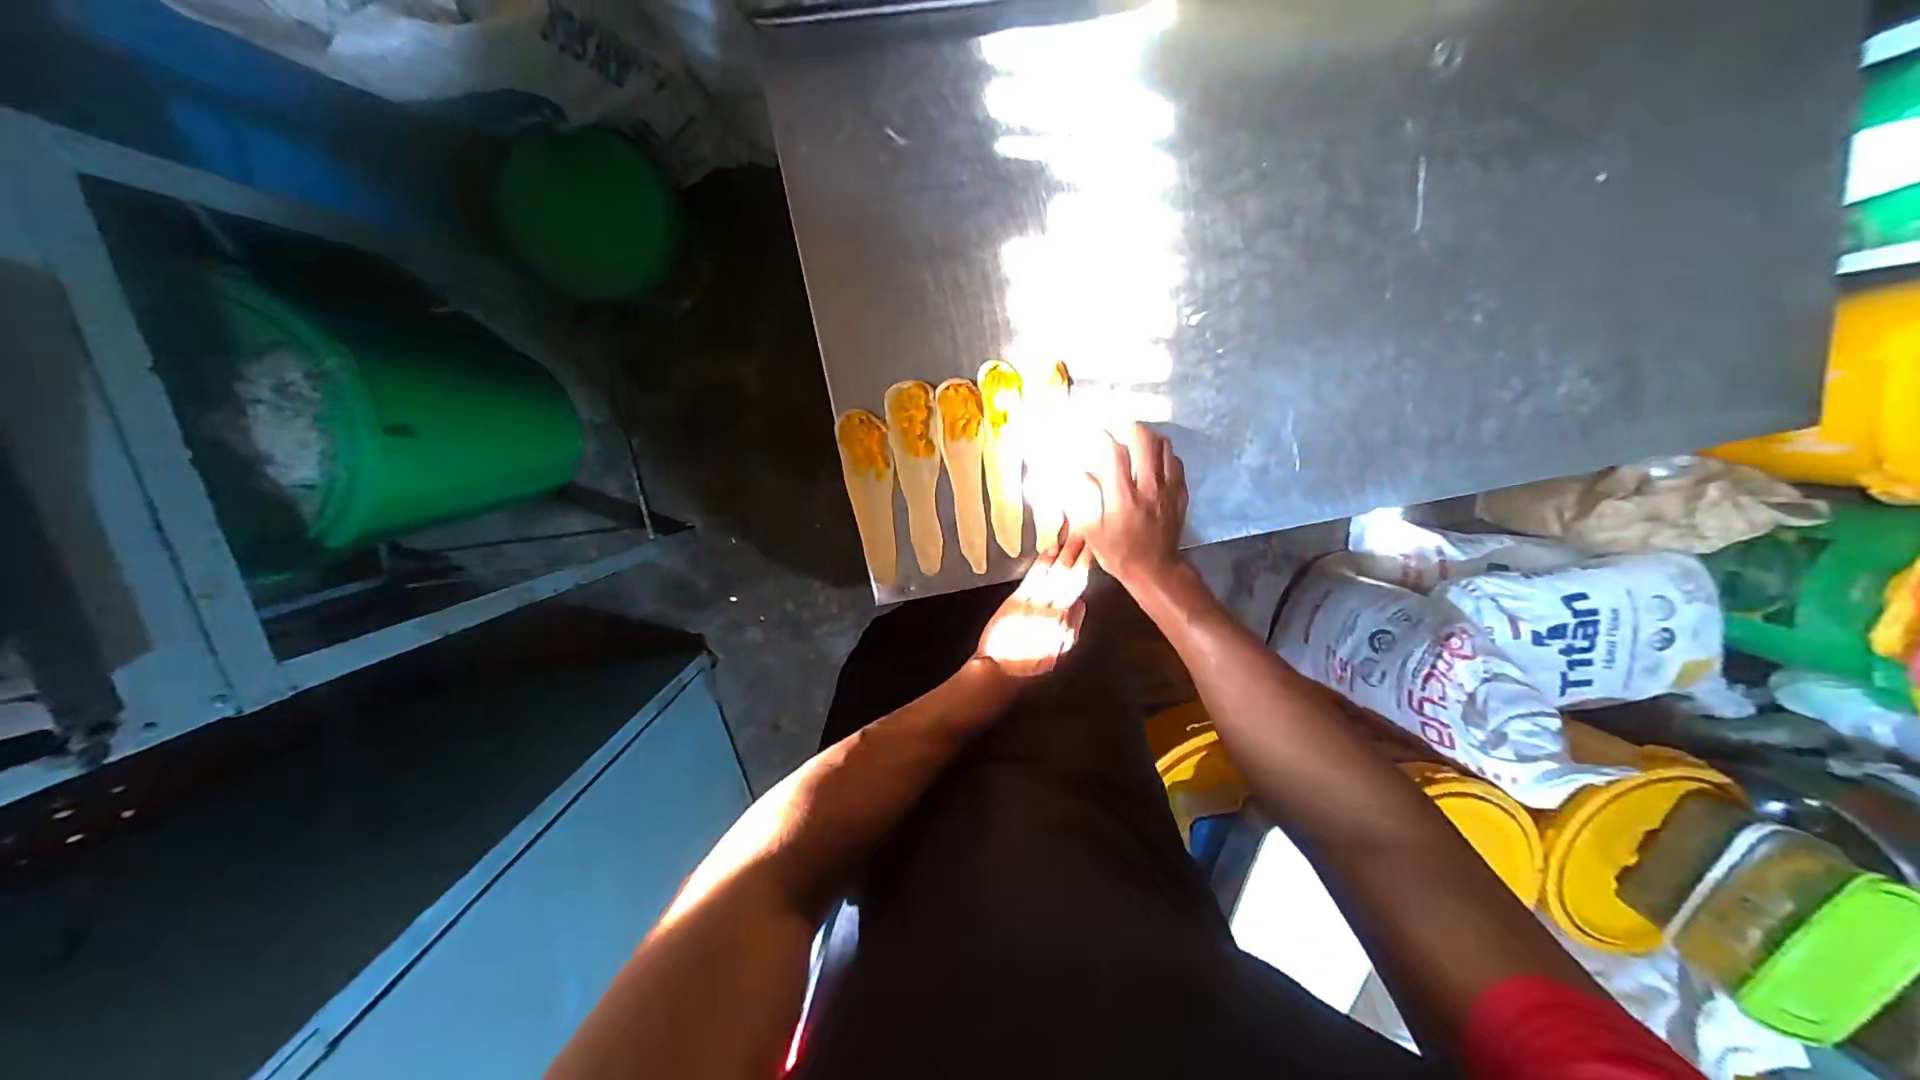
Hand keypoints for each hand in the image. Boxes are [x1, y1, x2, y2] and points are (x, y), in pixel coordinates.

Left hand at [976, 536, 1090, 677]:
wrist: (999, 670)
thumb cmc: (1030, 664)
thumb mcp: (1059, 652)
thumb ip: (1071, 627)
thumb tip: (1081, 603)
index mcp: (1064, 623)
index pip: (1078, 589)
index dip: (1087, 569)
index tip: (1095, 551)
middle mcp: (1053, 612)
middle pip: (1069, 579)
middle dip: (1080, 556)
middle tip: (1089, 534)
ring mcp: (1035, 605)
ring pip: (1054, 575)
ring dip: (1065, 555)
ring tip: (1075, 536)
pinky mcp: (1017, 601)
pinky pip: (1034, 578)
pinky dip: (1044, 563)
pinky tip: (1051, 550)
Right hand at [1070, 422, 1187, 589]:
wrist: (1155, 570)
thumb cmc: (1118, 553)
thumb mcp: (1092, 532)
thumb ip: (1087, 500)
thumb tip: (1083, 474)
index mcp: (1123, 497)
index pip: (1114, 454)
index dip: (1104, 438)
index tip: (1096, 433)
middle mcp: (1148, 487)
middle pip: (1144, 442)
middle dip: (1130, 429)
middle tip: (1119, 429)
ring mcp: (1168, 489)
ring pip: (1164, 448)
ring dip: (1149, 438)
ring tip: (1137, 439)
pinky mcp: (1180, 494)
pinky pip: (1176, 463)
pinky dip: (1164, 455)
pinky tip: (1155, 459)